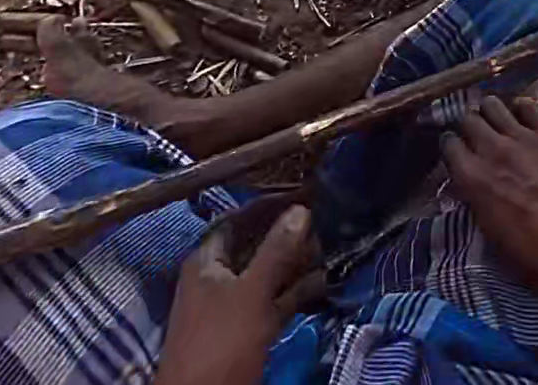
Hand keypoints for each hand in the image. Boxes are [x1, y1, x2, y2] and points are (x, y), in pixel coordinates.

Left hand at [153, 203, 316, 384]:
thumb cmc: (221, 344)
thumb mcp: (252, 293)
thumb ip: (276, 250)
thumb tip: (301, 208)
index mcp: (206, 261)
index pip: (238, 219)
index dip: (267, 205)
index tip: (301, 193)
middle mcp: (217, 279)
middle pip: (255, 246)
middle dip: (287, 234)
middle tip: (323, 218)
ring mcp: (232, 308)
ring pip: (268, 275)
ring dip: (296, 263)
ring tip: (331, 244)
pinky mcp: (247, 334)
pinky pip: (274, 302)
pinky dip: (296, 292)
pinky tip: (324, 281)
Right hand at [444, 95, 537, 317]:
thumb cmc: (535, 256)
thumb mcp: (491, 234)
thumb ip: (475, 198)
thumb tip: (466, 183)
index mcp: (473, 177)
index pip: (448, 143)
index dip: (451, 147)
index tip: (457, 153)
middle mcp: (491, 150)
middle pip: (467, 118)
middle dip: (468, 126)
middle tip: (476, 138)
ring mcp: (520, 138)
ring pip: (492, 103)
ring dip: (490, 113)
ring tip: (496, 124)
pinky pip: (526, 106)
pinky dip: (521, 110)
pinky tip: (522, 121)